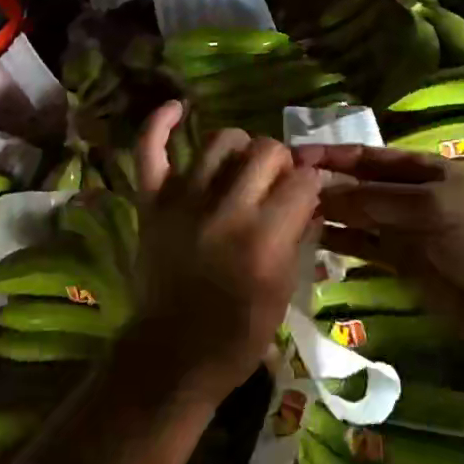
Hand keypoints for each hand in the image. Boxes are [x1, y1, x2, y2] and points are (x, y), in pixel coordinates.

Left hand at [128, 102, 321, 398]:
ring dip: (242, 149)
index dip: (313, 183)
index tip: (310, 194)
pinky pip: (150, 149)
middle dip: (282, 164)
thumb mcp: (285, 288)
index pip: (304, 180)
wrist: (172, 355)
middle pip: (267, 150)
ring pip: (222, 140)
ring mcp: (183, 201)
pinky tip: (180, 108)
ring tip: (243, 168)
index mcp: (264, 237)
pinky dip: (161, 123)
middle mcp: (225, 210)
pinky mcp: (152, 203)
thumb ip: (297, 234)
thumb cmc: (238, 334)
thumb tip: (307, 195)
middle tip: (278, 186)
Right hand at [294, 145, 463, 356]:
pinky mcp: (403, 263)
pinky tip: (311, 242)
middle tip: (277, 191)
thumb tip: (321, 193)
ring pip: (357, 217)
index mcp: (423, 170)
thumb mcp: (431, 209)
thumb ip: (375, 201)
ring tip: (286, 216)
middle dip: (323, 185)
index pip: (367, 156)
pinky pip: (365, 247)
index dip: (331, 156)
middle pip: (358, 185)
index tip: (290, 157)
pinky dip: (340, 243)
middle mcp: (410, 194)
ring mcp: (406, 230)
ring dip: (327, 215)